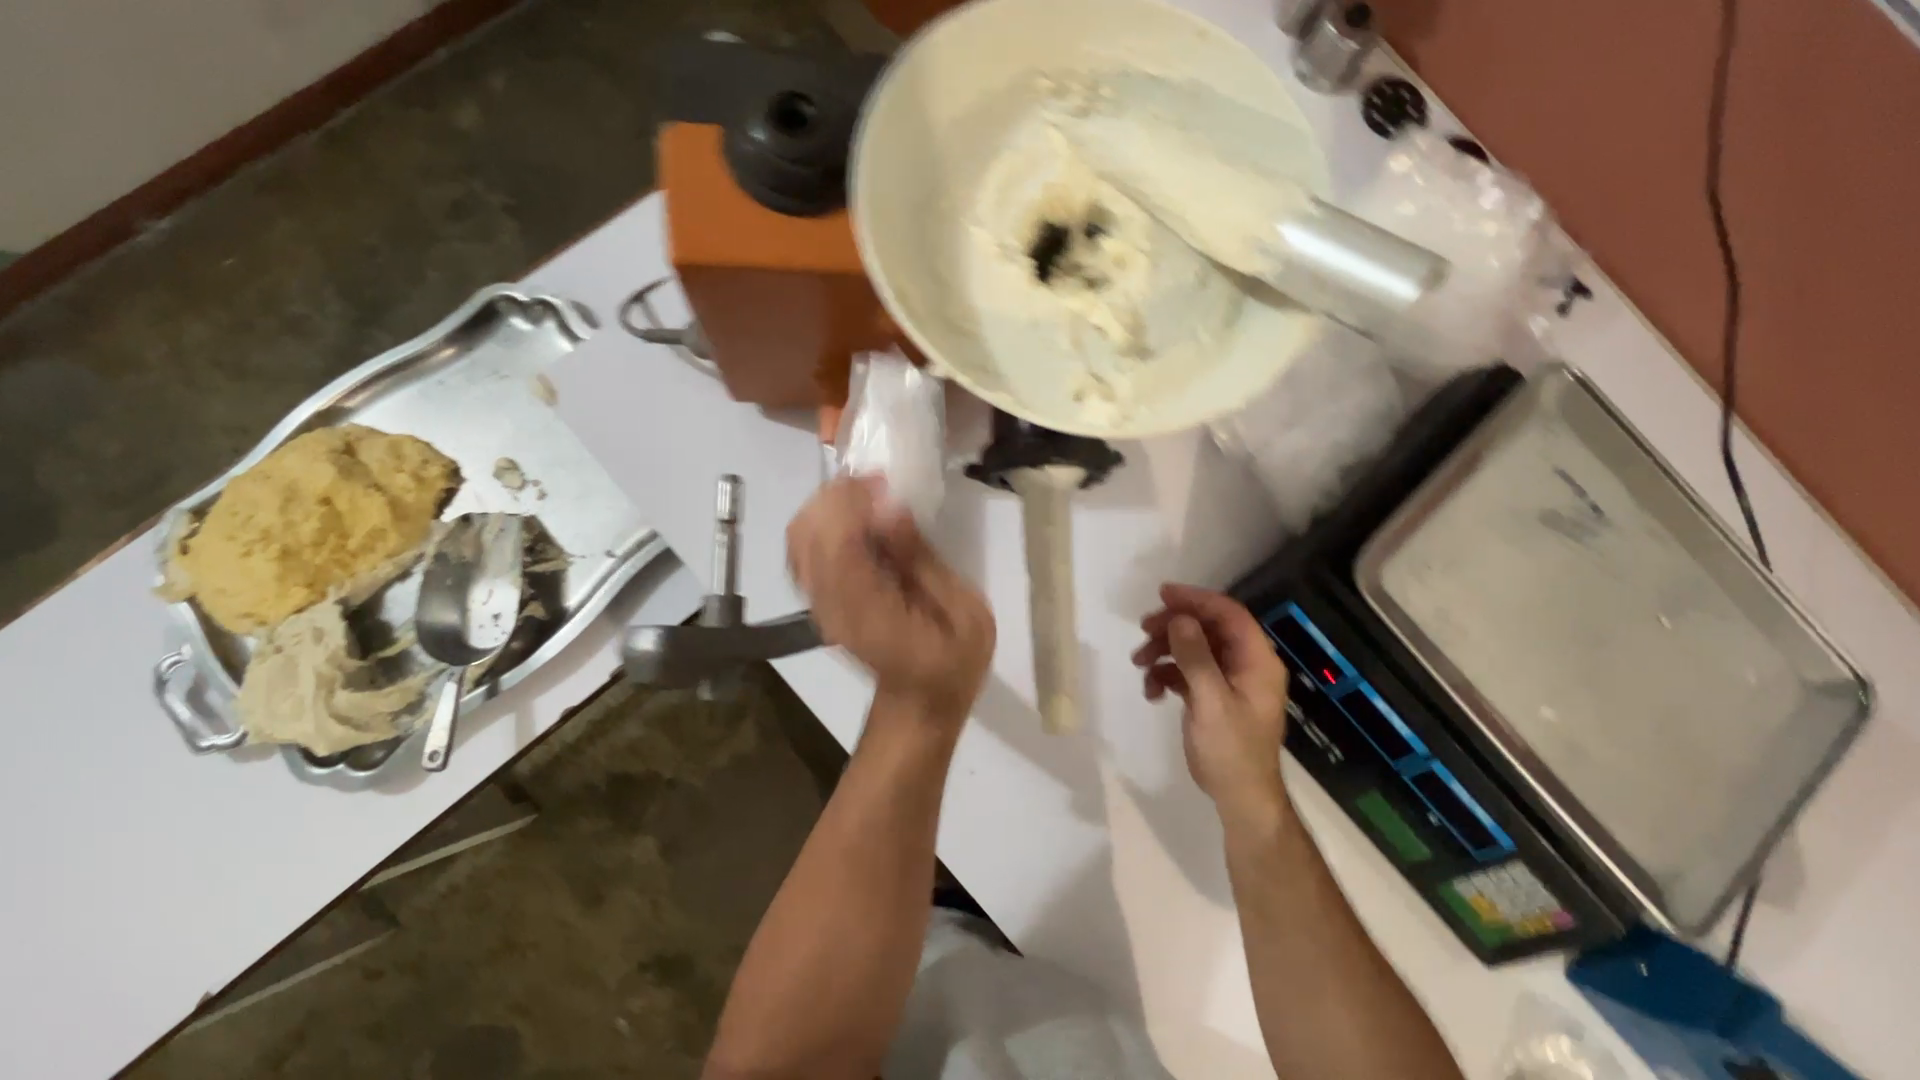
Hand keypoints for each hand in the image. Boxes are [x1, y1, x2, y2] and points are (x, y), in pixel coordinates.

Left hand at [788, 477, 995, 737]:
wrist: (920, 702)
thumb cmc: (952, 662)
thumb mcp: (965, 615)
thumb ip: (923, 563)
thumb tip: (892, 509)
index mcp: (868, 614)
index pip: (837, 546)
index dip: (851, 503)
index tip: (885, 481)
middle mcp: (830, 606)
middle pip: (806, 533)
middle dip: (838, 495)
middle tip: (880, 482)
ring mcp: (818, 603)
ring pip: (799, 535)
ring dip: (829, 503)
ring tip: (871, 493)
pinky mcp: (818, 598)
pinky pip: (803, 547)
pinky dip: (824, 519)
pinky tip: (857, 515)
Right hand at [1133, 584, 1290, 830]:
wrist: (1239, 796)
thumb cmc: (1232, 749)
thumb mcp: (1211, 701)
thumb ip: (1195, 657)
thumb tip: (1179, 618)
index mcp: (1256, 660)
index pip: (1229, 614)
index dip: (1197, 600)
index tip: (1163, 595)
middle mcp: (1244, 664)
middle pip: (1207, 628)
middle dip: (1173, 626)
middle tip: (1143, 630)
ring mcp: (1227, 680)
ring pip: (1193, 648)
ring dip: (1164, 651)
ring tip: (1139, 664)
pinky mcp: (1211, 697)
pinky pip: (1186, 672)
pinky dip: (1166, 676)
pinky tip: (1151, 692)